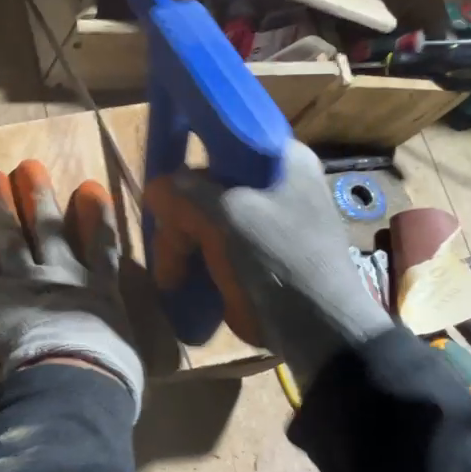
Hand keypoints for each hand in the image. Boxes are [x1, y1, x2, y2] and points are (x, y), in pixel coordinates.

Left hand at [0, 161, 144, 417]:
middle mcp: (60, 276)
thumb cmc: (109, 369)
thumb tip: (116, 362)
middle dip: (38, 196)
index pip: (100, 244)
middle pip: (48, 228)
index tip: (90, 188)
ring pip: (8, 238)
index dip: (96, 217)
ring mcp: (22, 283)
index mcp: (97, 289)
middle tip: (28, 166)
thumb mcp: (123, 353)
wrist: (74, 371)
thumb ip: (115, 345)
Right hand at [142, 140, 390, 390]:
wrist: (315, 326)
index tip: (164, 202)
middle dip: (179, 224)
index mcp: (279, 160)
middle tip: (170, 258)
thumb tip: (155, 186)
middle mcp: (273, 183)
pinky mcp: (254, 252)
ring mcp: (263, 220)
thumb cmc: (279, 261)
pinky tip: (183, 278)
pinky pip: (210, 244)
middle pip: (203, 188)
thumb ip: (187, 195)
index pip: (218, 145)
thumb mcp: (228, 219)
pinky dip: (192, 259)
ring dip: (179, 248)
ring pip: (200, 220)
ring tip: (173, 279)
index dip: (186, 172)